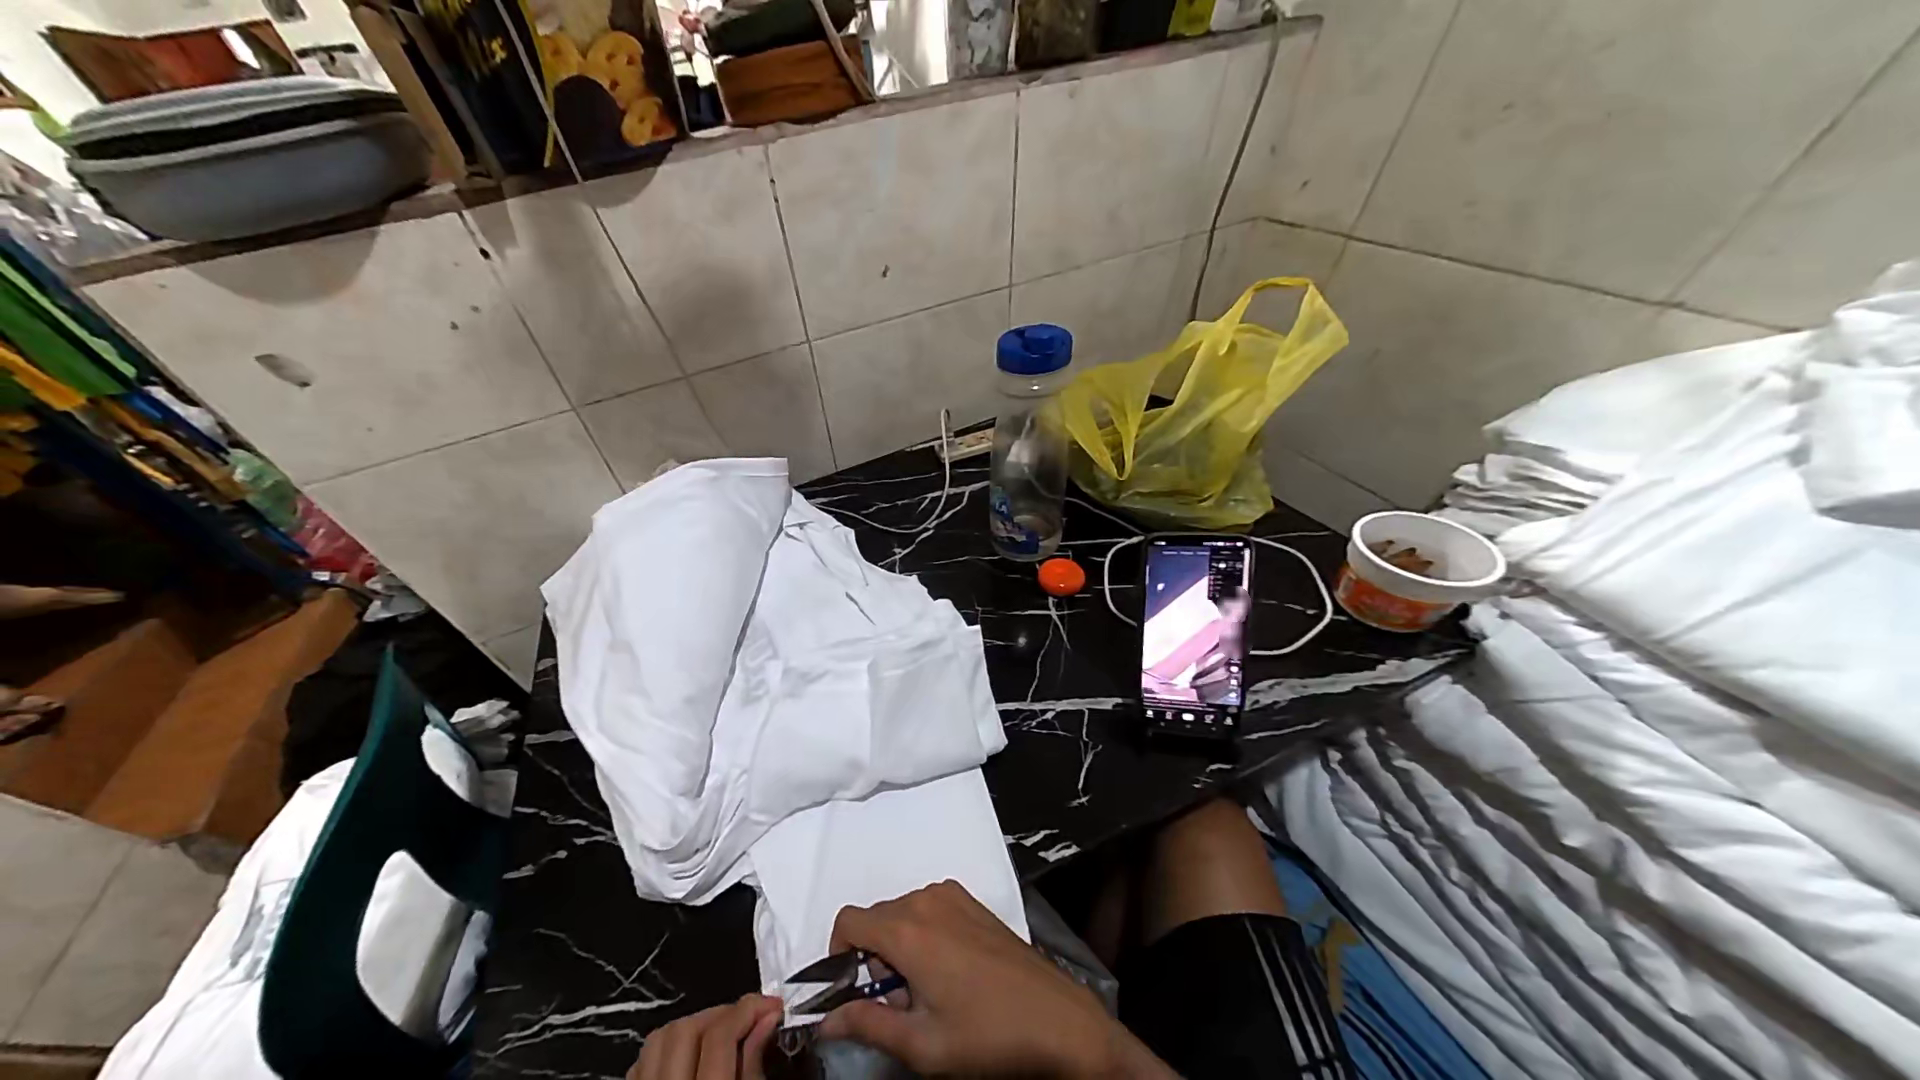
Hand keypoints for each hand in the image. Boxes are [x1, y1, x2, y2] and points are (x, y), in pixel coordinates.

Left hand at [630, 994, 781, 1079]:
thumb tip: (768, 1017)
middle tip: (750, 1019)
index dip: (749, 1010)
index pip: (719, 1038)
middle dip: (722, 1014)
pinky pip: (642, 1061)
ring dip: (694, 1024)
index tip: (773, 1005)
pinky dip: (667, 1047)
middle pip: (685, 1030)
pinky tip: (690, 1054)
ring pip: (659, 1038)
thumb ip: (753, 1068)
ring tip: (722, 1032)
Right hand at [818, 881, 1176, 1078]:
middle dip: (872, 957)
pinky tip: (949, 971)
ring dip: (899, 945)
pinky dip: (924, 932)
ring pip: (903, 913)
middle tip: (897, 1002)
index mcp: (908, 930)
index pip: (848, 920)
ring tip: (926, 991)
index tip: (853, 988)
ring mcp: (954, 896)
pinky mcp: (974, 902)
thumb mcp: (922, 1044)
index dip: (838, 954)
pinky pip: (929, 908)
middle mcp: (927, 900)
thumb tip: (825, 1020)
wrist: (1058, 1020)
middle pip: (875, 918)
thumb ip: (867, 1024)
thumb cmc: (987, 1035)